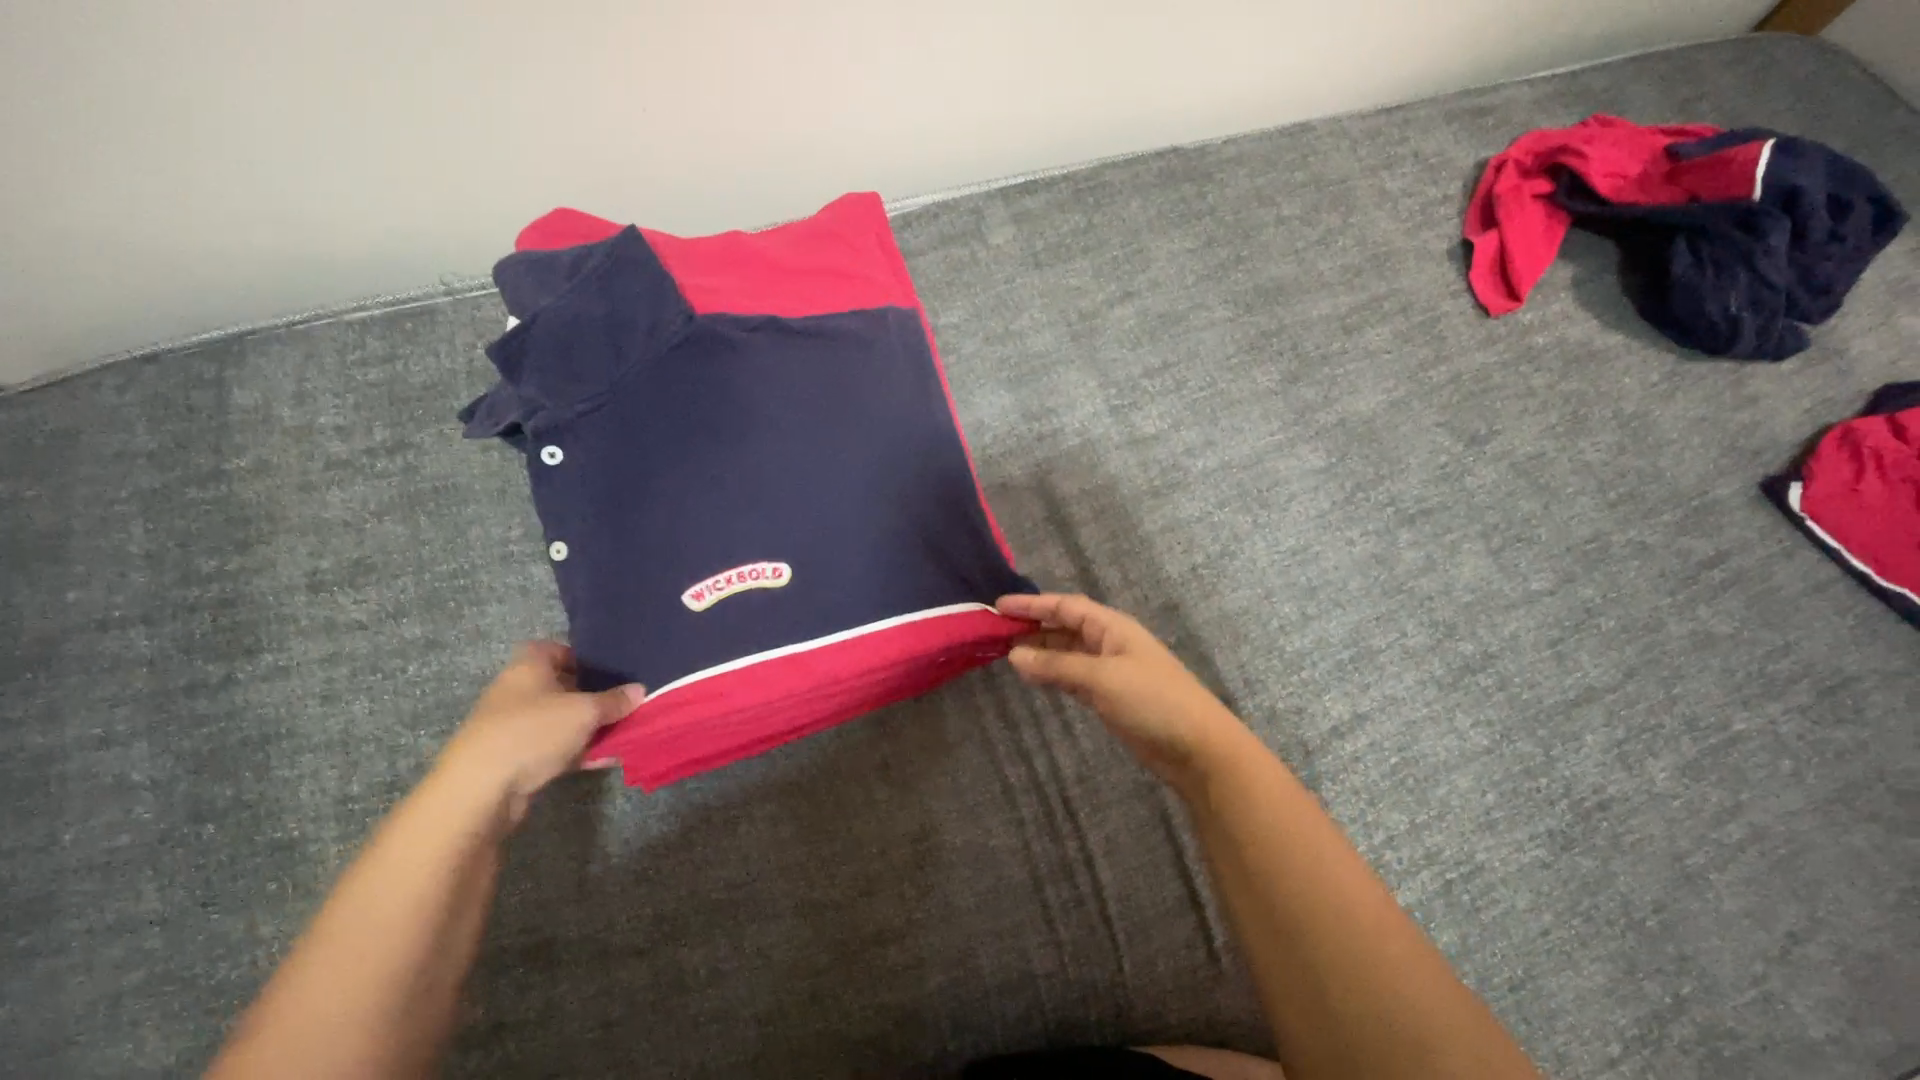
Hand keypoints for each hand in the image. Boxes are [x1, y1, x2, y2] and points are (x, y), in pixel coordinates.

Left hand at [434, 643, 644, 826]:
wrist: (481, 788)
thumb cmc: (533, 732)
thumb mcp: (584, 711)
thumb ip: (614, 700)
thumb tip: (639, 690)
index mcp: (528, 667)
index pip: (553, 649)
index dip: (581, 656)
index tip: (608, 670)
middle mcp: (518, 691)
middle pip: (560, 686)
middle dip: (592, 696)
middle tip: (624, 704)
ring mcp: (514, 726)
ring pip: (559, 720)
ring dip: (588, 727)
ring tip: (622, 734)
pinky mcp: (515, 758)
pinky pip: (553, 747)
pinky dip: (576, 751)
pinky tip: (604, 760)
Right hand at [997, 593, 1249, 786]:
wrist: (1196, 747)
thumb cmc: (1153, 701)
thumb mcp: (1101, 678)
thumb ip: (1057, 665)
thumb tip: (1014, 654)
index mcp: (1112, 627)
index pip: (1065, 607)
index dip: (1032, 604)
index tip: (998, 606)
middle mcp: (1110, 643)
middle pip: (1064, 627)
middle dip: (1032, 627)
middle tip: (994, 632)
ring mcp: (1110, 671)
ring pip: (1067, 653)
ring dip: (1039, 652)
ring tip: (1005, 654)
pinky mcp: (1110, 697)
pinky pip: (1073, 677)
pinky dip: (1052, 674)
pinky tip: (1032, 677)